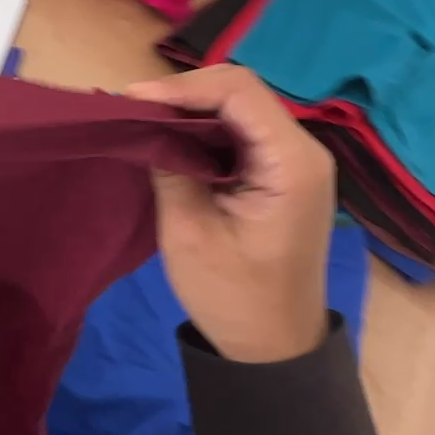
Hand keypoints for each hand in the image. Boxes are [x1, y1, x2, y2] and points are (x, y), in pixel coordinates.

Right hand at [127, 65, 335, 362]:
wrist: (273, 348)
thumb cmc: (233, 297)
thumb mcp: (189, 232)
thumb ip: (170, 167)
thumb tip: (146, 123)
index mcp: (291, 162)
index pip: (238, 91)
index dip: (182, 87)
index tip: (132, 100)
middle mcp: (302, 150)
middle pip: (240, 92)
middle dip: (183, 94)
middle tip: (132, 109)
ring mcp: (294, 160)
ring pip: (238, 108)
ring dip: (190, 110)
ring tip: (143, 120)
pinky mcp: (280, 173)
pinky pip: (240, 132)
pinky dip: (202, 129)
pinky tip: (169, 139)